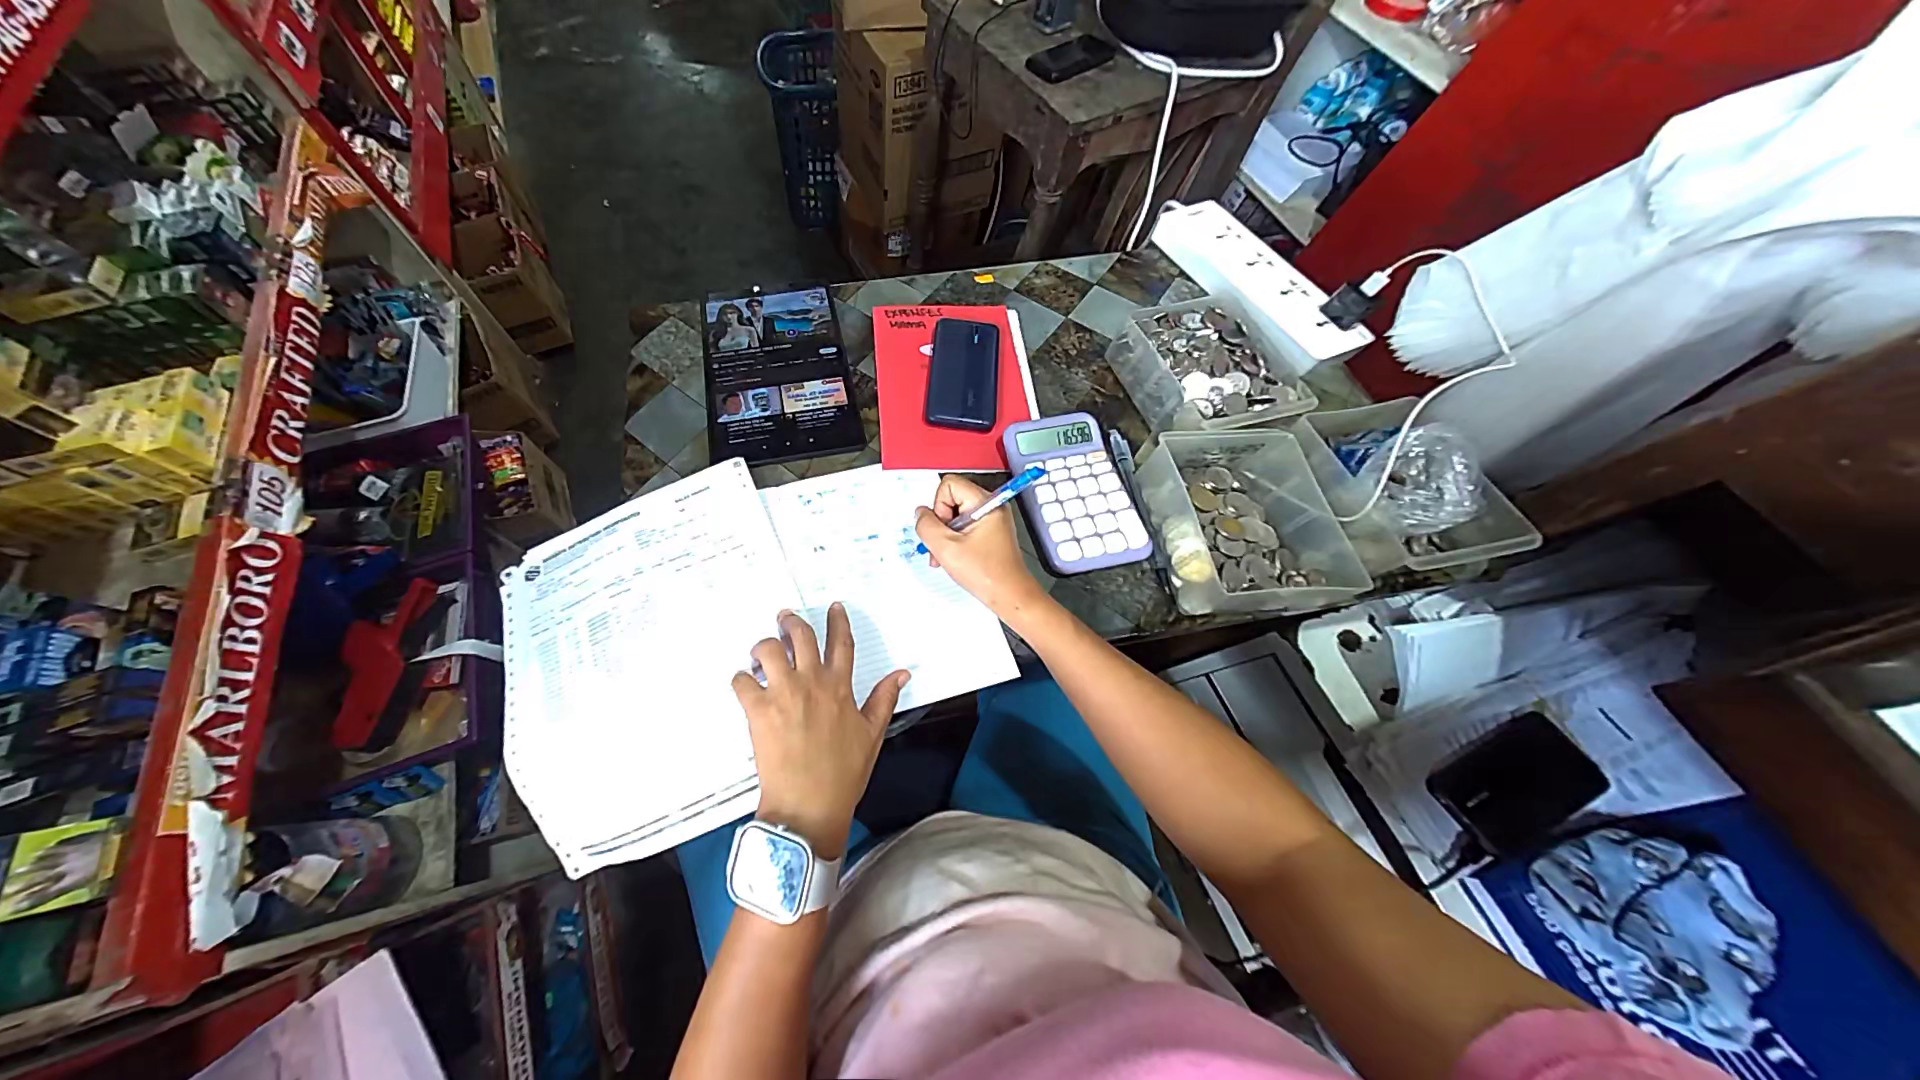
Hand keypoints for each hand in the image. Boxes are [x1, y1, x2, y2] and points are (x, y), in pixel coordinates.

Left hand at [731, 605, 907, 859]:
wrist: (809, 805)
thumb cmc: (842, 774)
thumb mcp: (872, 734)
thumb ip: (884, 699)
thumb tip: (902, 674)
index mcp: (840, 687)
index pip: (841, 642)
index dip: (837, 621)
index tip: (834, 608)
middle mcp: (812, 683)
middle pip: (801, 636)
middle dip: (791, 622)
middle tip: (784, 618)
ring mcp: (783, 694)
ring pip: (769, 649)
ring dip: (764, 646)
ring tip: (761, 653)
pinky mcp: (758, 711)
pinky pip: (743, 680)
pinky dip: (741, 678)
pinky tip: (745, 684)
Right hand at [914, 474, 1047, 617]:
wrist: (1010, 595)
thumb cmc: (988, 574)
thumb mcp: (945, 547)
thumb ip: (926, 525)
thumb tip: (920, 513)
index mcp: (985, 502)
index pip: (949, 484)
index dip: (939, 506)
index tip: (945, 529)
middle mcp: (991, 506)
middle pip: (951, 499)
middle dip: (941, 523)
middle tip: (943, 546)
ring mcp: (991, 519)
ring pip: (956, 515)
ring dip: (946, 535)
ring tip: (948, 556)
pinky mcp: (990, 531)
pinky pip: (965, 527)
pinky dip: (955, 540)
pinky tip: (955, 557)